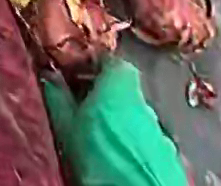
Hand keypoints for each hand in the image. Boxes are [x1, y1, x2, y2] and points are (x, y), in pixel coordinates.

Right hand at [41, 59, 189, 185]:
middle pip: (123, 90)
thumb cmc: (99, 158)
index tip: (75, 74)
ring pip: (135, 118)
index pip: (110, 60)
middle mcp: (145, 102)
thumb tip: (48, 74)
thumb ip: (58, 96)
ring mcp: (161, 133)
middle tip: (83, 110)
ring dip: (119, 123)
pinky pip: (148, 143)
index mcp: (120, 84)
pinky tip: (119, 159)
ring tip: (99, 140)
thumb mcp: (67, 127)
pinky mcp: (172, 161)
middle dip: (104, 97)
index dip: (92, 65)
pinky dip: (133, 146)